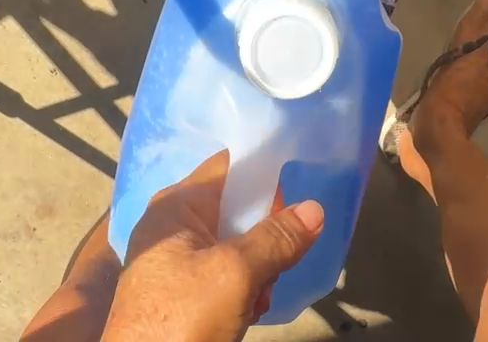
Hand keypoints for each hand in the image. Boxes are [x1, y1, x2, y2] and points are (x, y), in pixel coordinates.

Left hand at [101, 151, 324, 341]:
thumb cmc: (181, 321)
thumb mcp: (236, 275)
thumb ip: (277, 239)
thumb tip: (315, 209)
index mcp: (176, 204)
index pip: (230, 166)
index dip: (265, 175)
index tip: (298, 194)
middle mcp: (172, 224)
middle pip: (236, 207)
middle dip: (264, 235)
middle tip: (278, 263)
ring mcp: (173, 262)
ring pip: (234, 245)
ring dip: (256, 269)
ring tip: (259, 298)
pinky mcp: (178, 295)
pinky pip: (223, 274)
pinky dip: (241, 290)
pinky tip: (247, 313)